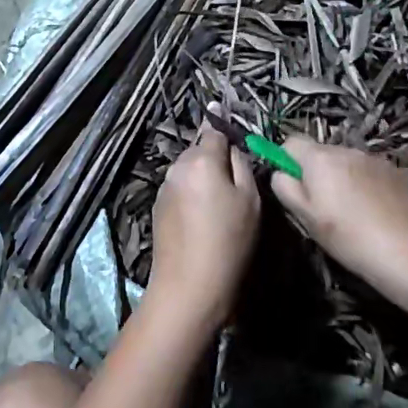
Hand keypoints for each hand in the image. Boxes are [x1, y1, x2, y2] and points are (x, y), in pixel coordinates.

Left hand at [148, 124, 260, 331]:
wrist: (189, 284)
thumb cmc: (228, 241)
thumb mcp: (249, 200)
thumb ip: (241, 166)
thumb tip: (231, 150)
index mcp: (200, 159)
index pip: (213, 131)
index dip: (225, 129)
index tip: (231, 122)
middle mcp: (176, 167)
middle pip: (199, 150)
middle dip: (215, 157)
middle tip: (236, 178)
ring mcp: (163, 187)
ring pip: (188, 170)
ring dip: (202, 176)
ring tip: (220, 200)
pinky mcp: (157, 207)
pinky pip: (180, 189)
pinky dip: (191, 193)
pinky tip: (202, 216)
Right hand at [271, 138, 407, 307]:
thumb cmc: (352, 239)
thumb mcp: (306, 218)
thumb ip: (285, 188)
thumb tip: (281, 173)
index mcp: (322, 159)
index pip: (291, 142)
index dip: (286, 161)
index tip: (293, 188)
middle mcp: (351, 151)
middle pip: (322, 154)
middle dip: (317, 174)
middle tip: (323, 209)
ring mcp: (381, 161)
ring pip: (350, 165)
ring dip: (345, 181)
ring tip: (354, 216)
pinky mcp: (404, 175)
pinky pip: (374, 175)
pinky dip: (370, 188)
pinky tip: (379, 217)